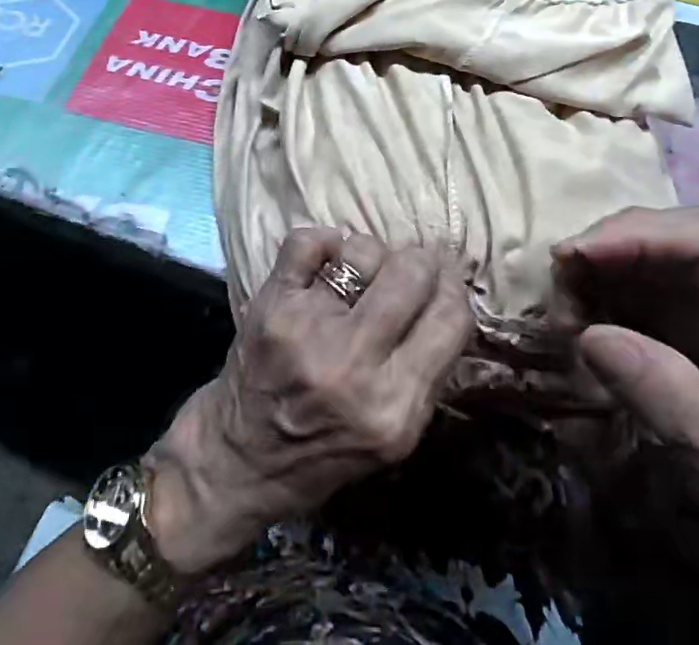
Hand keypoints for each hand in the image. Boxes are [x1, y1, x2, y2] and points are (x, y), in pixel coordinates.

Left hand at [143, 228, 473, 574]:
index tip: (444, 285)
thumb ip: (426, 372)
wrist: (244, 456)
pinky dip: (323, 241)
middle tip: (409, 269)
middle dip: (419, 263)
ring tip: (362, 273)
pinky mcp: (270, 305)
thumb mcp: (396, 435)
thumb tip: (447, 295)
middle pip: (410, 275)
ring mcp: (306, 329)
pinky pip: (306, 242)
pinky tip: (326, 260)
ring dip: (370, 255)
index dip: (454, 292)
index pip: (451, 320)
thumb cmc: (326, 449)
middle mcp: (352, 364)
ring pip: (361, 252)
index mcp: (396, 406)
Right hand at [551, 207, 698, 644]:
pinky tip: (581, 333)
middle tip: (559, 290)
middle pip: (680, 239)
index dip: (638, 235)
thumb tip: (592, 335)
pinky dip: (602, 301)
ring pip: (655, 261)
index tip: (572, 257)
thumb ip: (675, 408)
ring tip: (565, 323)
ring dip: (599, 276)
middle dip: (609, 249)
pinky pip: (645, 296)